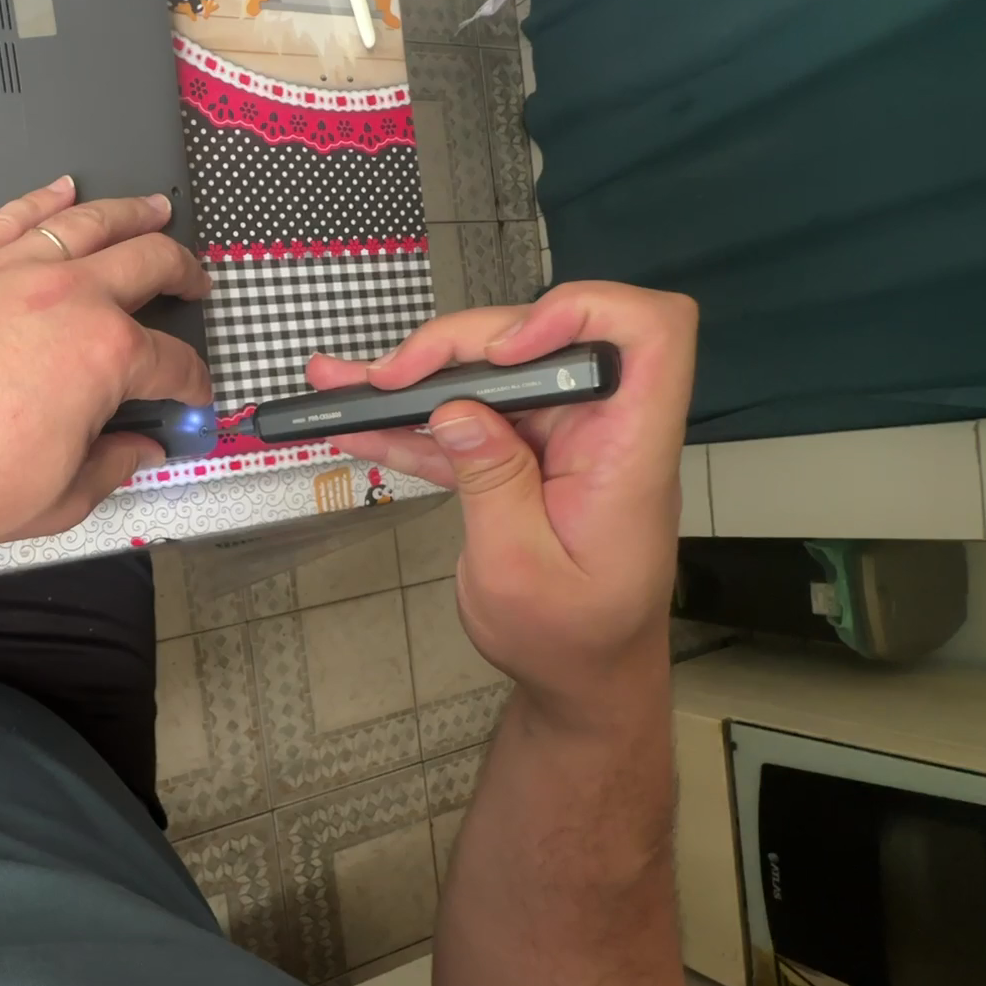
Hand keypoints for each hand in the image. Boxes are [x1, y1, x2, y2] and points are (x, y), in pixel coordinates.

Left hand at [0, 177, 211, 557]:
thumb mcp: (58, 499)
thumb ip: (113, 468)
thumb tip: (139, 452)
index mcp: (104, 356)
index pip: (173, 363)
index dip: (193, 383)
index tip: (193, 395)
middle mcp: (66, 298)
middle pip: (148, 264)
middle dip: (184, 272)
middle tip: (197, 281)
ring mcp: (11, 272)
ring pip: (88, 221)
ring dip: (132, 213)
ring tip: (154, 210)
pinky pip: (14, 216)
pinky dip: (44, 198)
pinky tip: (63, 189)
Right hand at [307, 282, 696, 719]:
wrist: (574, 673)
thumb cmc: (565, 637)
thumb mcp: (518, 569)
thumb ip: (493, 484)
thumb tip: (457, 411)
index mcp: (624, 449)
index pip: (646, 333)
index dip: (578, 312)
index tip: (501, 352)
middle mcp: (591, 429)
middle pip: (535, 344)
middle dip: (453, 348)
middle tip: (380, 380)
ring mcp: (547, 443)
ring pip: (482, 381)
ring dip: (410, 380)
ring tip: (339, 382)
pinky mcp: (510, 462)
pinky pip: (455, 429)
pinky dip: (404, 426)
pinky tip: (352, 425)